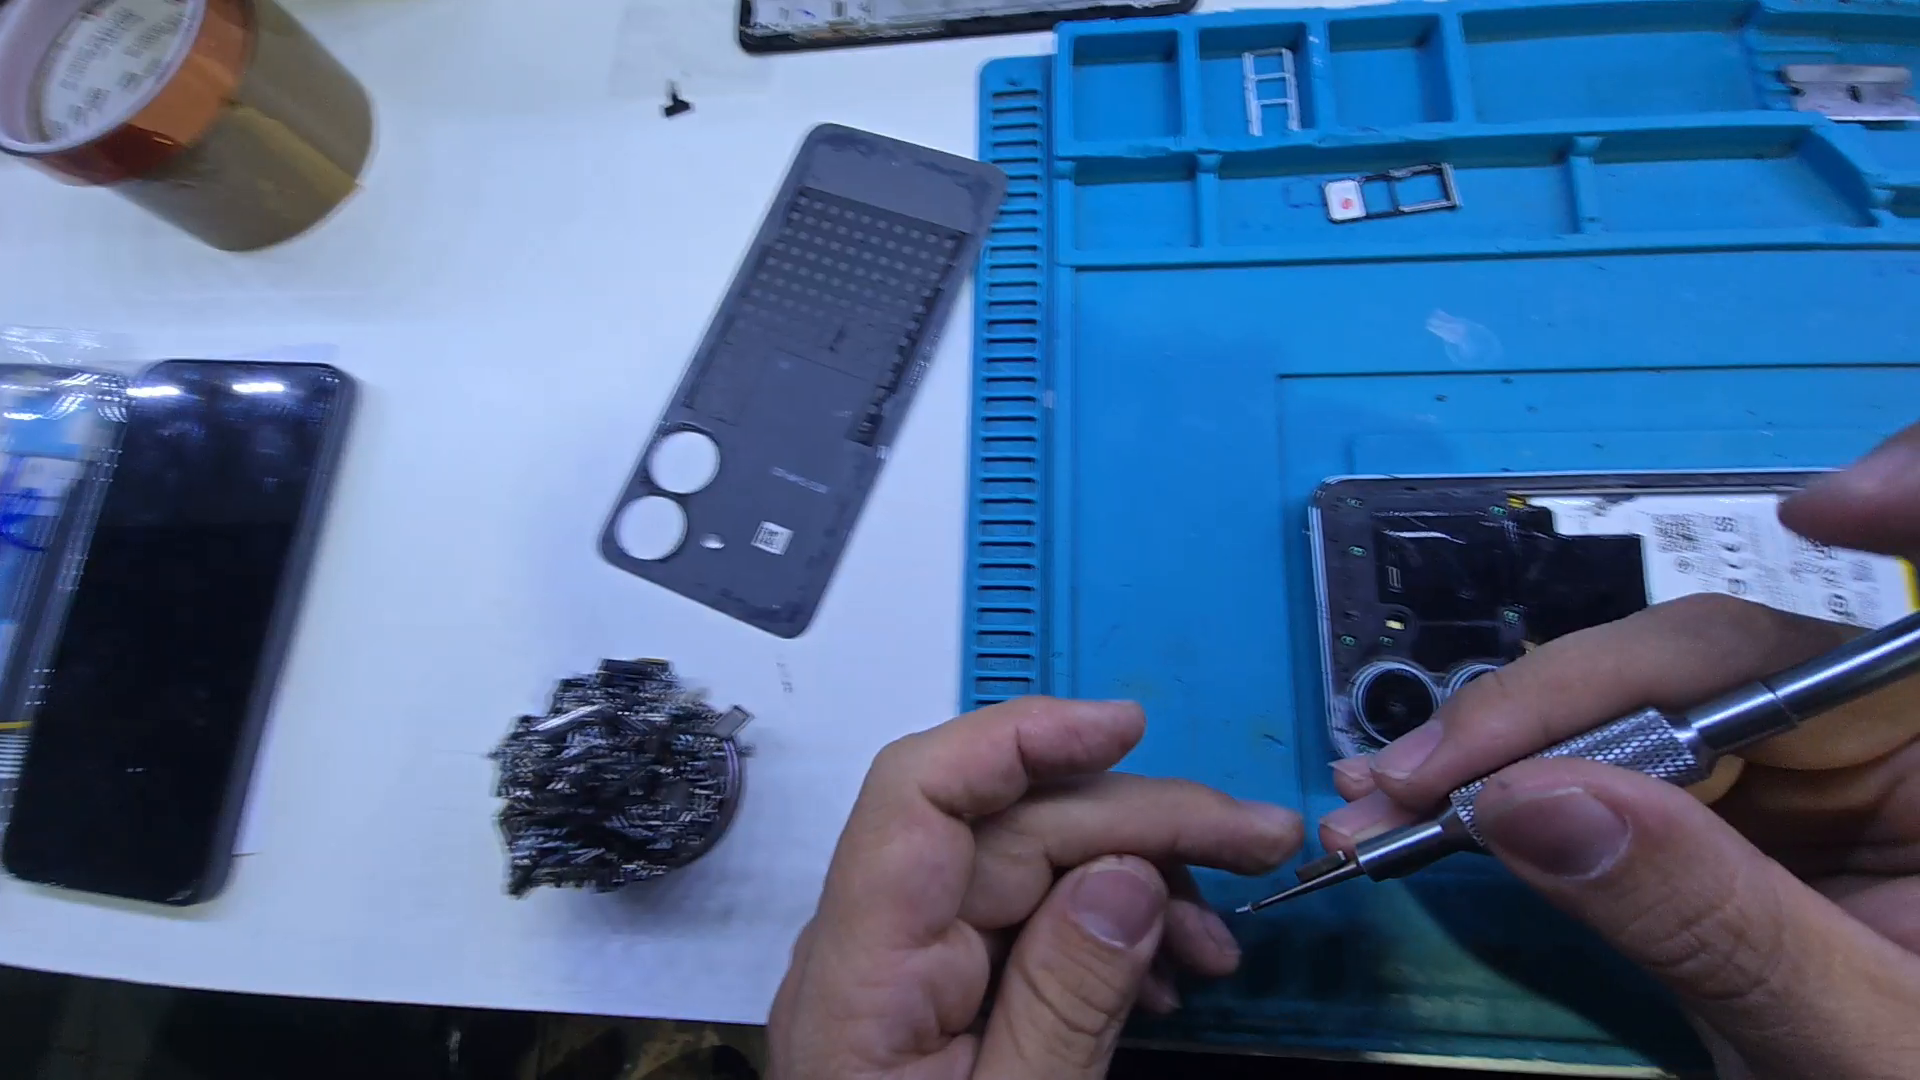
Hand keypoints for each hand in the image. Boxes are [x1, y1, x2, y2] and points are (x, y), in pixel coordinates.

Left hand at [769, 698, 1301, 1079]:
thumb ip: (1064, 1007)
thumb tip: (1128, 875)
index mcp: (864, 967)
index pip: (921, 792)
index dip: (1021, 737)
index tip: (1127, 728)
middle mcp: (883, 931)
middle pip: (1010, 821)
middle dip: (1135, 817)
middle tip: (1253, 836)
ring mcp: (919, 948)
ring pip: (1035, 858)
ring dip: (1136, 876)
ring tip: (1216, 941)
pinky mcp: (953, 970)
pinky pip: (1035, 912)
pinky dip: (1110, 926)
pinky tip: (1167, 970)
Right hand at [1321, 423, 1919, 1078]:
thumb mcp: (1856, 1047)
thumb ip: (1710, 918)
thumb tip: (1524, 794)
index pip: (1882, 649)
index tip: (1833, 507)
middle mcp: (1867, 741)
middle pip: (1687, 669)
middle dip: (1531, 713)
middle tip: (1412, 777)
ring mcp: (1767, 766)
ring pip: (1597, 711)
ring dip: (1473, 754)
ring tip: (1377, 798)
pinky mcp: (1687, 798)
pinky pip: (1569, 764)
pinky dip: (1482, 787)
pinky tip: (1411, 802)